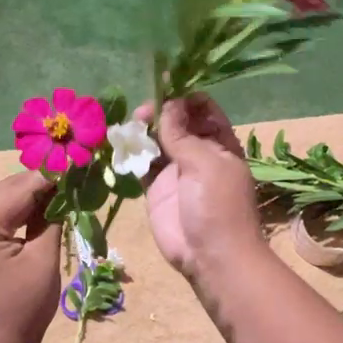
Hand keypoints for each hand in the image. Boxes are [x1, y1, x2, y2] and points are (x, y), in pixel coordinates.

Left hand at [0, 173, 62, 342]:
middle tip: (71, 178)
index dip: (48, 177)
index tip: (76, 167)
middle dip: (37, 182)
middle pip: (3, 189)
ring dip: (26, 193)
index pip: (17, 189)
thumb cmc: (24, 307)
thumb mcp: (44, 261)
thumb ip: (51, 219)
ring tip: (59, 191)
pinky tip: (38, 208)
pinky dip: (15, 208)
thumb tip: (62, 191)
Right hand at [142, 95, 264, 282]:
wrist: (211, 256)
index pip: (202, 109)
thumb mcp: (205, 163)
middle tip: (141, 113)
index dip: (184, 97)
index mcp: (220, 143)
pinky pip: (142, 165)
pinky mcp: (156, 190)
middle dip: (159, 112)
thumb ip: (182, 133)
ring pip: (157, 142)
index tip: (164, 86)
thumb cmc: (218, 206)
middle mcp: (198, 153)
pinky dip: (131, 154)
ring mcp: (176, 172)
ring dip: (143, 131)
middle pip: (176, 122)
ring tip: (129, 127)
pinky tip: (121, 145)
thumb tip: (168, 102)